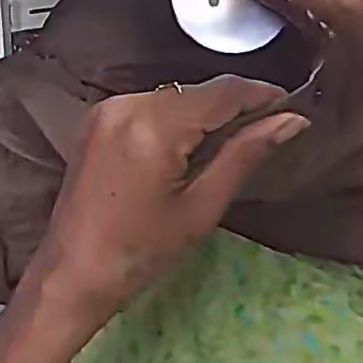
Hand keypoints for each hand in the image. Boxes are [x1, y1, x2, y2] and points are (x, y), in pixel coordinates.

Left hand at [26, 76, 309, 322]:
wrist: (71, 272)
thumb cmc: (140, 251)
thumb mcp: (201, 207)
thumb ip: (245, 154)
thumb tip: (291, 121)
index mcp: (154, 124)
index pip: (221, 91)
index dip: (261, 93)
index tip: (291, 105)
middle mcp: (128, 103)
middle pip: (197, 90)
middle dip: (234, 105)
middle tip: (267, 128)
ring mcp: (107, 107)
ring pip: (174, 95)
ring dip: (204, 111)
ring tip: (232, 140)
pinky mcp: (97, 117)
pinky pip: (150, 104)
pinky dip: (175, 117)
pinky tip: (189, 144)